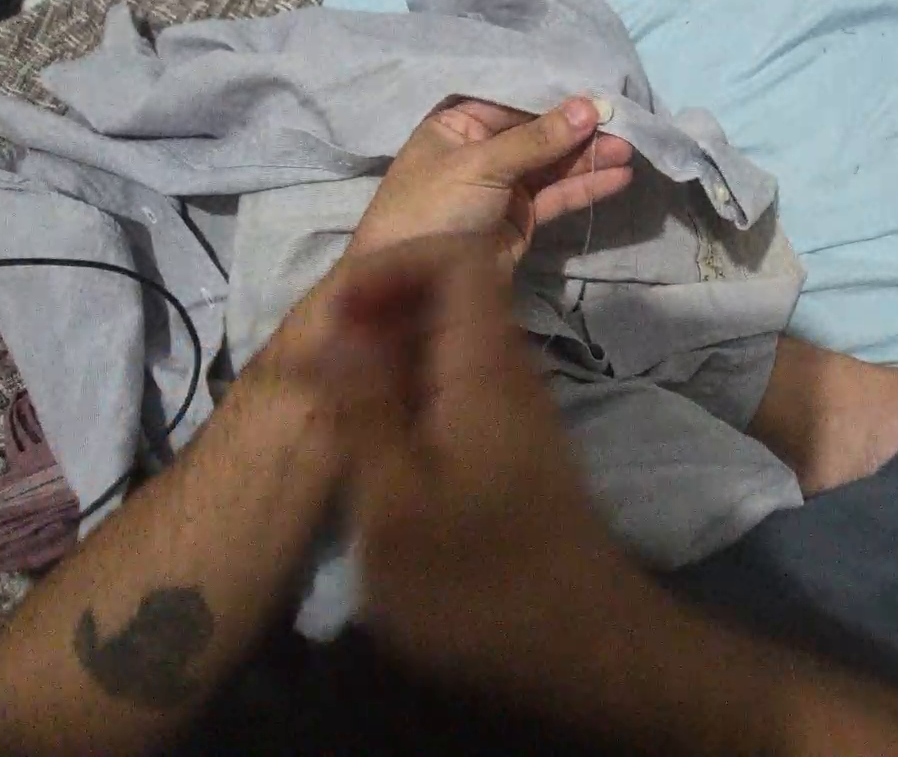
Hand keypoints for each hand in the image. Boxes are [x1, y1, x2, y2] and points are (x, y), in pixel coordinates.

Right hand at [301, 237, 651, 693]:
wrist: (577, 639)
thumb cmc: (479, 583)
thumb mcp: (396, 507)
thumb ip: (366, 408)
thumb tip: (338, 330)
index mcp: (486, 365)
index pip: (460, 259)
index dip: (395, 263)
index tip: (337, 313)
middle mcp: (509, 368)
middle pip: (453, 293)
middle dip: (381, 308)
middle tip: (320, 363)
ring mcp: (515, 401)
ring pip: (452, 338)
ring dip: (391, 350)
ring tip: (335, 398)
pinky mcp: (511, 435)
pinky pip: (458, 379)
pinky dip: (411, 385)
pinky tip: (376, 433)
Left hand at [351, 97, 636, 263]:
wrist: (415, 289)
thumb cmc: (433, 209)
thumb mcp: (481, 164)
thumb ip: (538, 138)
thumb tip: (590, 106)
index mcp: (458, 125)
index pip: (515, 103)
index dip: (556, 100)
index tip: (598, 95)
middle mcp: (482, 150)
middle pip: (540, 133)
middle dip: (580, 131)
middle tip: (623, 125)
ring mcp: (503, 186)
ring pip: (553, 165)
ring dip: (589, 159)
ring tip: (628, 150)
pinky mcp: (522, 217)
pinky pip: (557, 195)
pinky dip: (585, 187)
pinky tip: (617, 177)